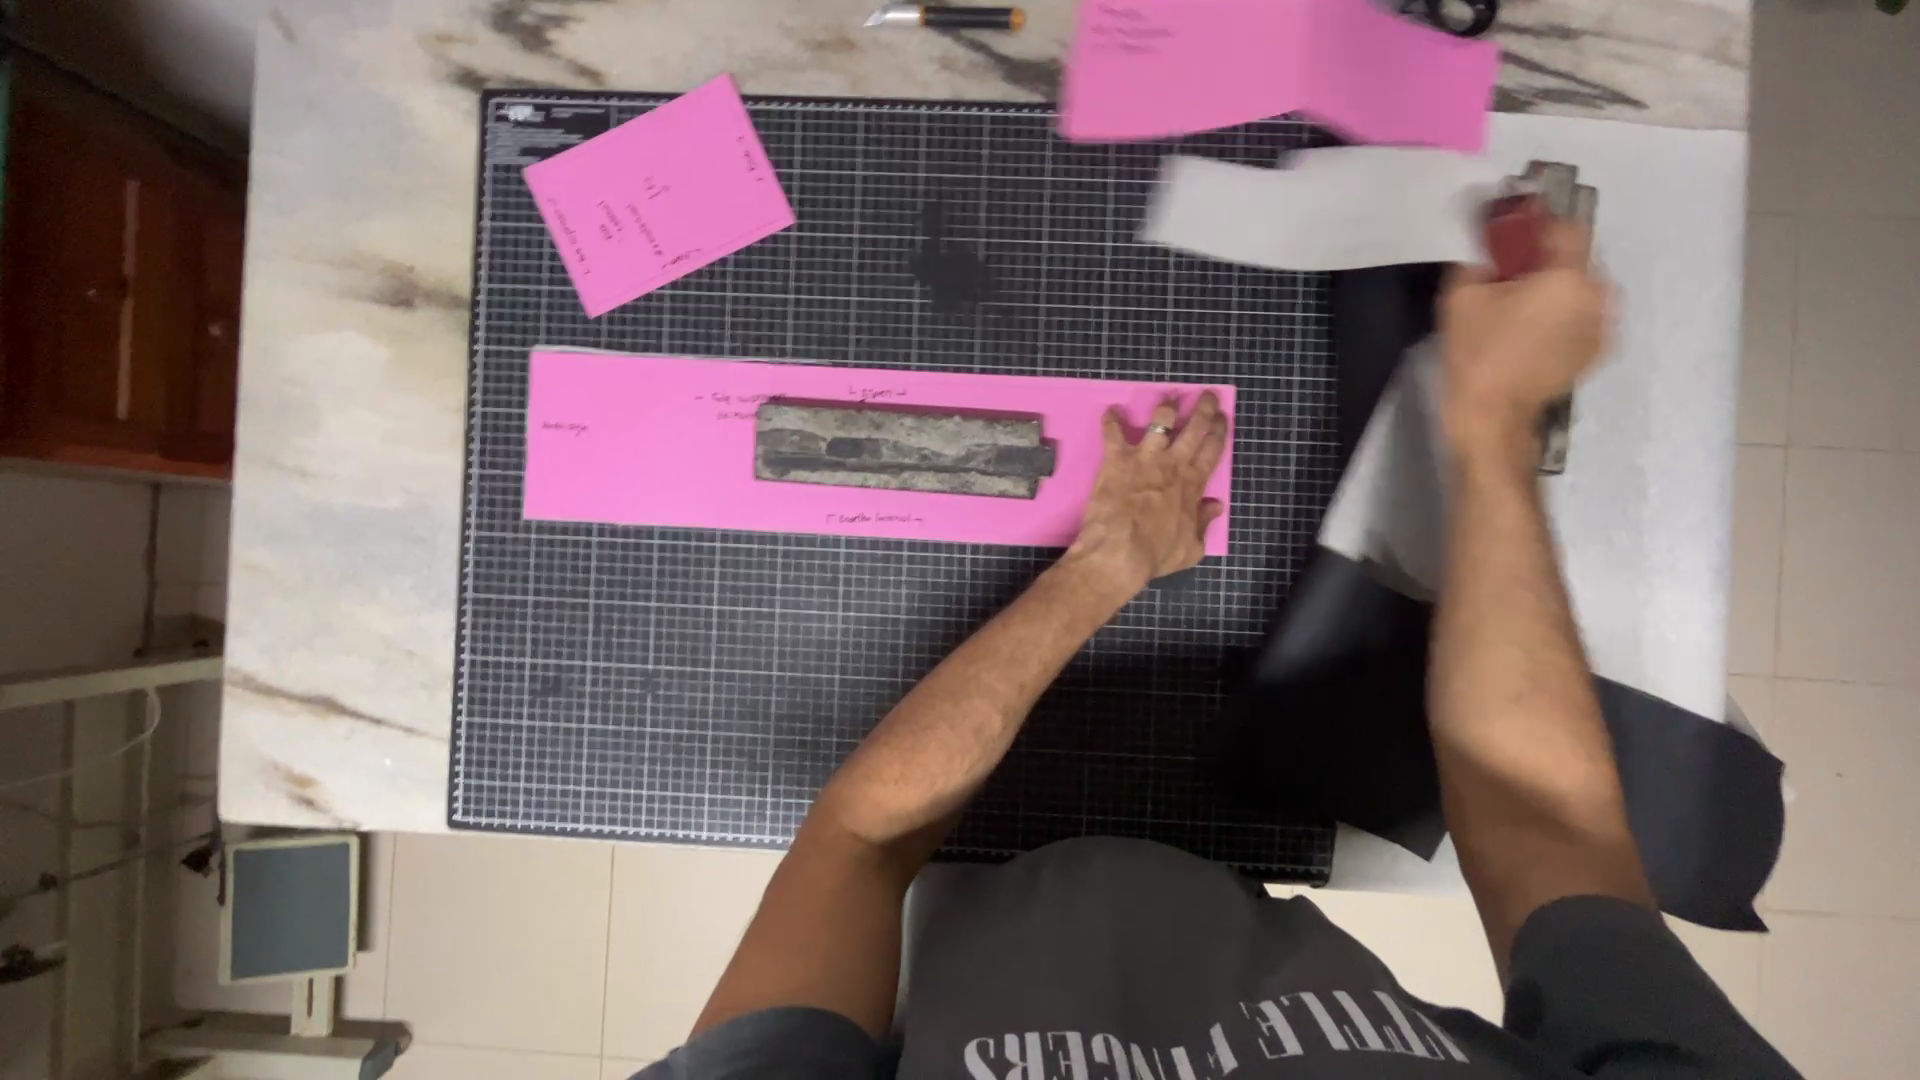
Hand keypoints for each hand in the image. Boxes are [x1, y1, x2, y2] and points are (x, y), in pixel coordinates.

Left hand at [1066, 392, 1228, 590]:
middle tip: (1206, 396)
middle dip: (1202, 409)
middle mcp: (1173, 463)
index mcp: (1193, 483)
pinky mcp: (1117, 459)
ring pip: (1160, 421)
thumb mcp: (1191, 547)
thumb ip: (1204, 523)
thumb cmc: (1157, 552)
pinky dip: (1111, 420)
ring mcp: (1145, 458)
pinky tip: (1110, 411)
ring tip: (1168, 398)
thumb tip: (1215, 506)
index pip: (1212, 449)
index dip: (1219, 431)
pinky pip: (1113, 433)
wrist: (1121, 550)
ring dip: (1166, 407)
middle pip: (1194, 428)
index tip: (1222, 417)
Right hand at [1439, 221, 1612, 459]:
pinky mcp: (1600, 350)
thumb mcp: (1461, 298)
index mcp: (1568, 275)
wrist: (1492, 414)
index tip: (1514, 234)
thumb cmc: (1475, 353)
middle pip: (1576, 262)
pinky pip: (1584, 319)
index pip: (1567, 228)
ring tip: (1521, 315)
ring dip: (1557, 294)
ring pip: (1582, 292)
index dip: (1539, 226)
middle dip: (1546, 266)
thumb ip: (1479, 261)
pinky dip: (1563, 319)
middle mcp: (1599, 294)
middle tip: (1511, 283)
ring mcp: (1605, 324)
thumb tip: (1490, 248)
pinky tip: (1533, 338)